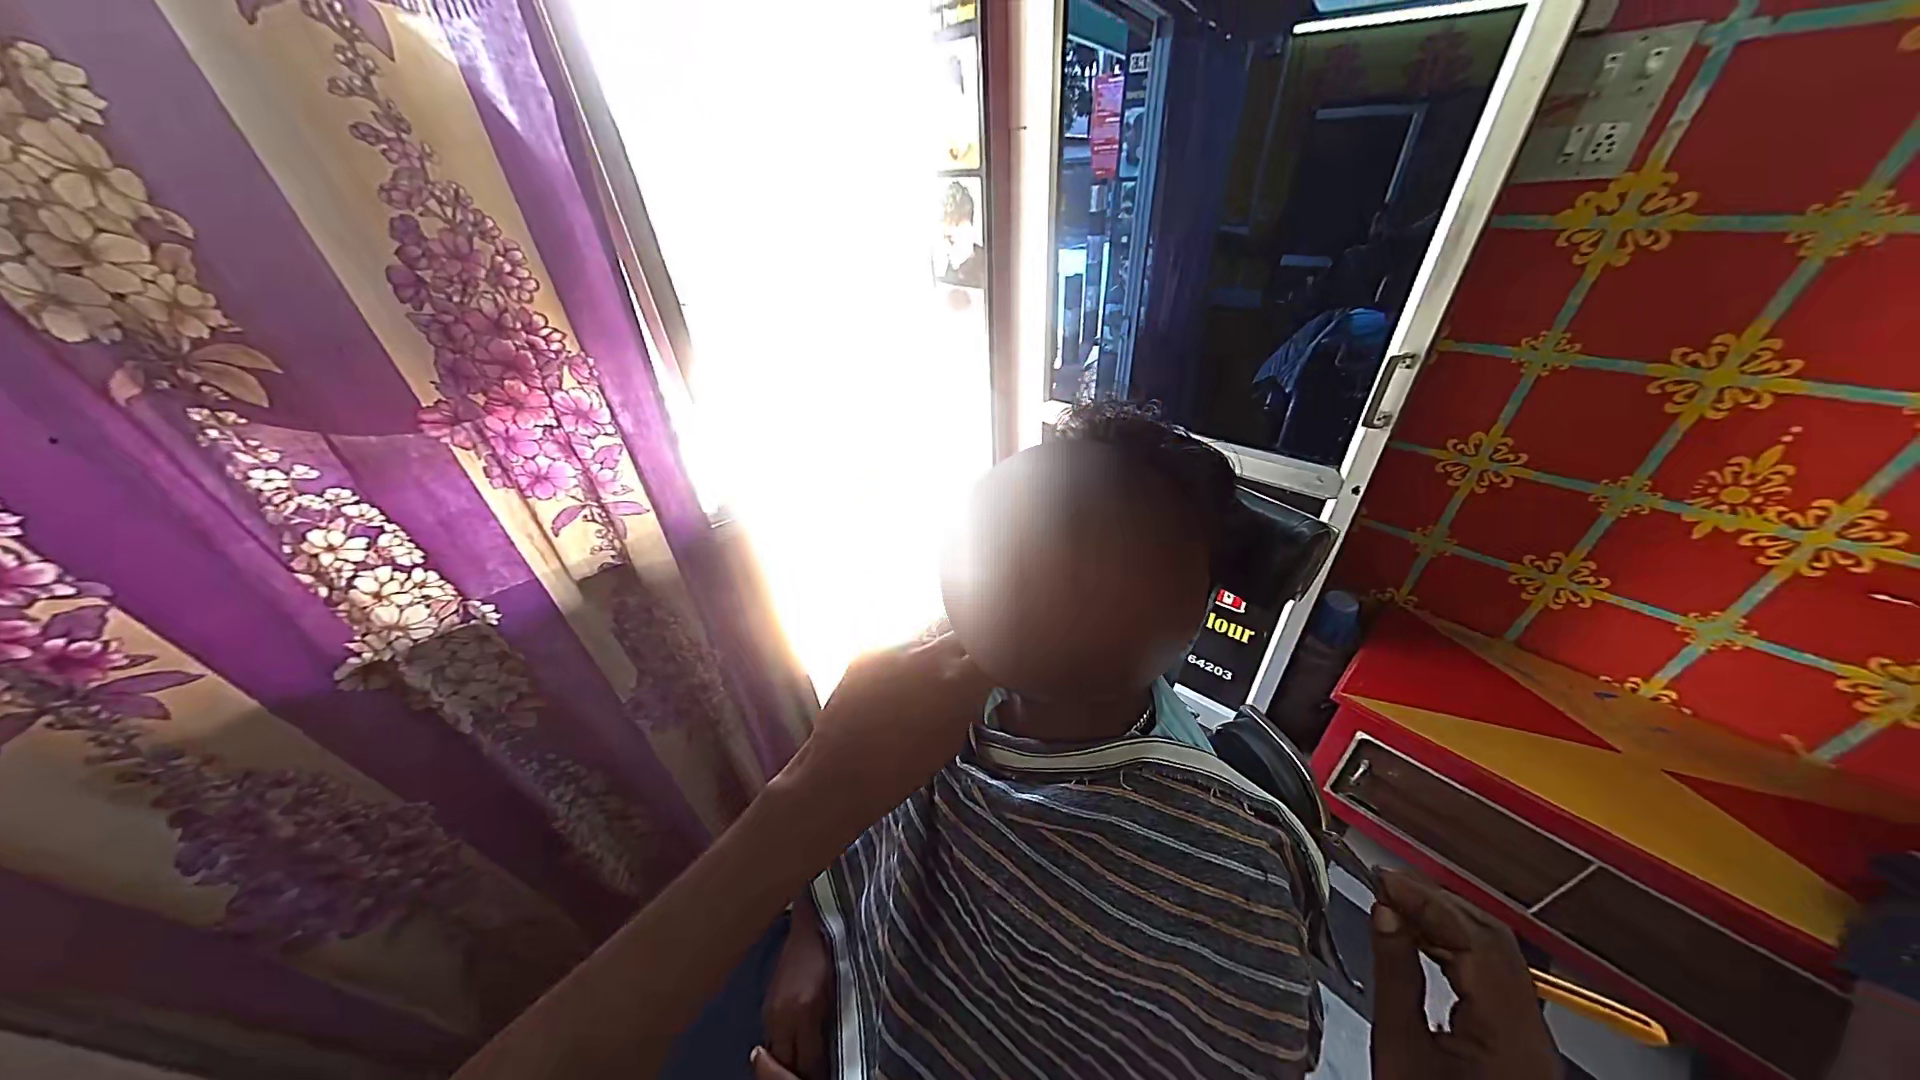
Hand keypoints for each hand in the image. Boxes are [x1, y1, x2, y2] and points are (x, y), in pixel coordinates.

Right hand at [761, 904, 832, 1078]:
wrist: (811, 924)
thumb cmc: (833, 951)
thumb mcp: (840, 987)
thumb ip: (836, 1022)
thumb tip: (836, 1052)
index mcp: (805, 1009)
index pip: (809, 1062)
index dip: (820, 1073)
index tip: (832, 1072)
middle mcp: (782, 1014)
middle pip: (785, 1063)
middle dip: (797, 1073)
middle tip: (817, 1072)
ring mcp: (770, 1010)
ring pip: (775, 1054)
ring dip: (787, 1063)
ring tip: (806, 1062)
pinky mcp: (766, 1004)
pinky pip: (771, 1038)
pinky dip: (781, 1048)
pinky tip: (795, 1047)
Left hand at [773, 632, 991, 831]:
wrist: (842, 770)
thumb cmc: (906, 767)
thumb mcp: (954, 734)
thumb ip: (969, 698)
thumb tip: (977, 680)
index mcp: (959, 678)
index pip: (995, 647)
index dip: (1000, 654)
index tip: (1000, 663)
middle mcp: (930, 653)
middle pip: (963, 632)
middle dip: (971, 644)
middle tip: (968, 664)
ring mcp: (896, 647)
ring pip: (929, 636)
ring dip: (936, 651)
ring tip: (927, 677)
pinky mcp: (869, 650)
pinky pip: (898, 647)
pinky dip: (904, 661)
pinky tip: (895, 685)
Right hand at [1370, 868, 1560, 1079]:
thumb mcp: (1399, 1047)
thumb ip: (1394, 972)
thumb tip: (1384, 911)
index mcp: (1509, 1037)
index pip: (1475, 942)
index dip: (1427, 900)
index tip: (1382, 878)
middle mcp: (1534, 1032)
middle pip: (1495, 942)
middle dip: (1438, 903)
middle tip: (1386, 884)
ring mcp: (1533, 1036)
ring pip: (1497, 954)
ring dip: (1446, 921)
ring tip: (1396, 904)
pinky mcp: (1522, 1040)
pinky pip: (1493, 975)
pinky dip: (1456, 945)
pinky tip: (1420, 936)